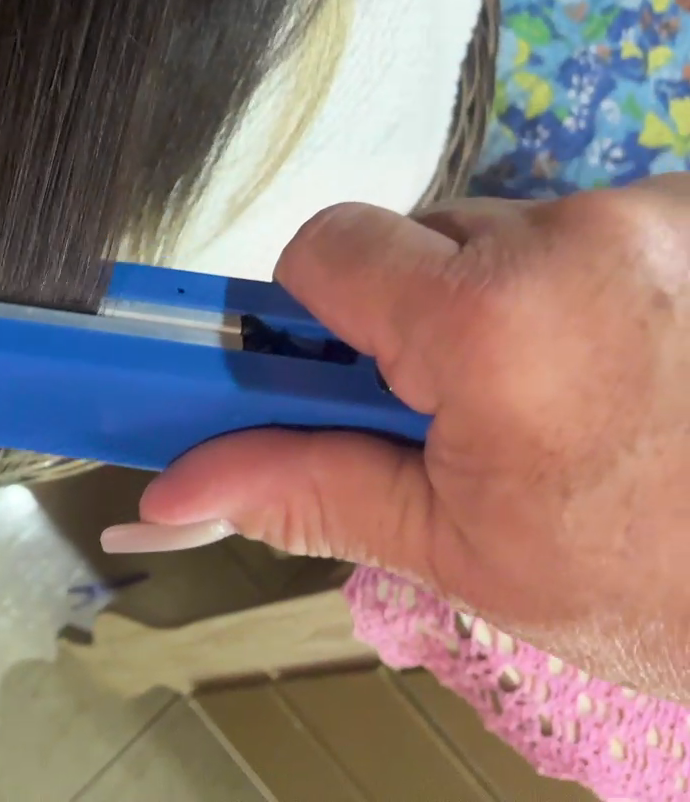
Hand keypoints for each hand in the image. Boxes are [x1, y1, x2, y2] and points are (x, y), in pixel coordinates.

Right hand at [103, 175, 689, 696]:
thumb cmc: (686, 591)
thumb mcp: (466, 555)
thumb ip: (302, 493)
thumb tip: (168, 496)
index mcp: (497, 319)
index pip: (325, 245)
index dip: (319, 309)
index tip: (362, 370)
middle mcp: (596, 233)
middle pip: (426, 236)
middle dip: (424, 313)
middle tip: (478, 405)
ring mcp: (685, 214)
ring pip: (519, 233)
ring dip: (518, 304)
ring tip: (589, 394)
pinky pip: (610, 233)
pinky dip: (607, 292)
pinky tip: (661, 367)